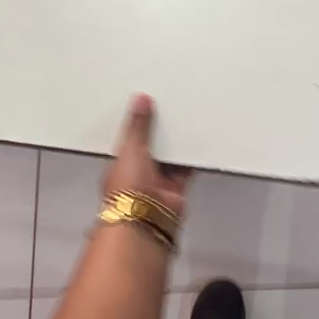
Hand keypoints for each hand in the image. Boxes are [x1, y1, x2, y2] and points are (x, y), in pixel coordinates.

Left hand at [101, 94, 192, 216]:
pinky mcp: (176, 189)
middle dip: (161, 132)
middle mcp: (138, 172)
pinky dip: (192, 158)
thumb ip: (138, 125)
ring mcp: (158, 182)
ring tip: (187, 120)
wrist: (145, 219)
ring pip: (170, 157)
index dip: (138, 123)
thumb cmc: (127, 189)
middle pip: (153, 147)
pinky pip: (186, 169)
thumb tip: (140, 100)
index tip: (149, 104)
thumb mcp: (130, 148)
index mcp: (120, 162)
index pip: (130, 138)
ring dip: (177, 144)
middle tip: (172, 108)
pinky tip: (198, 142)